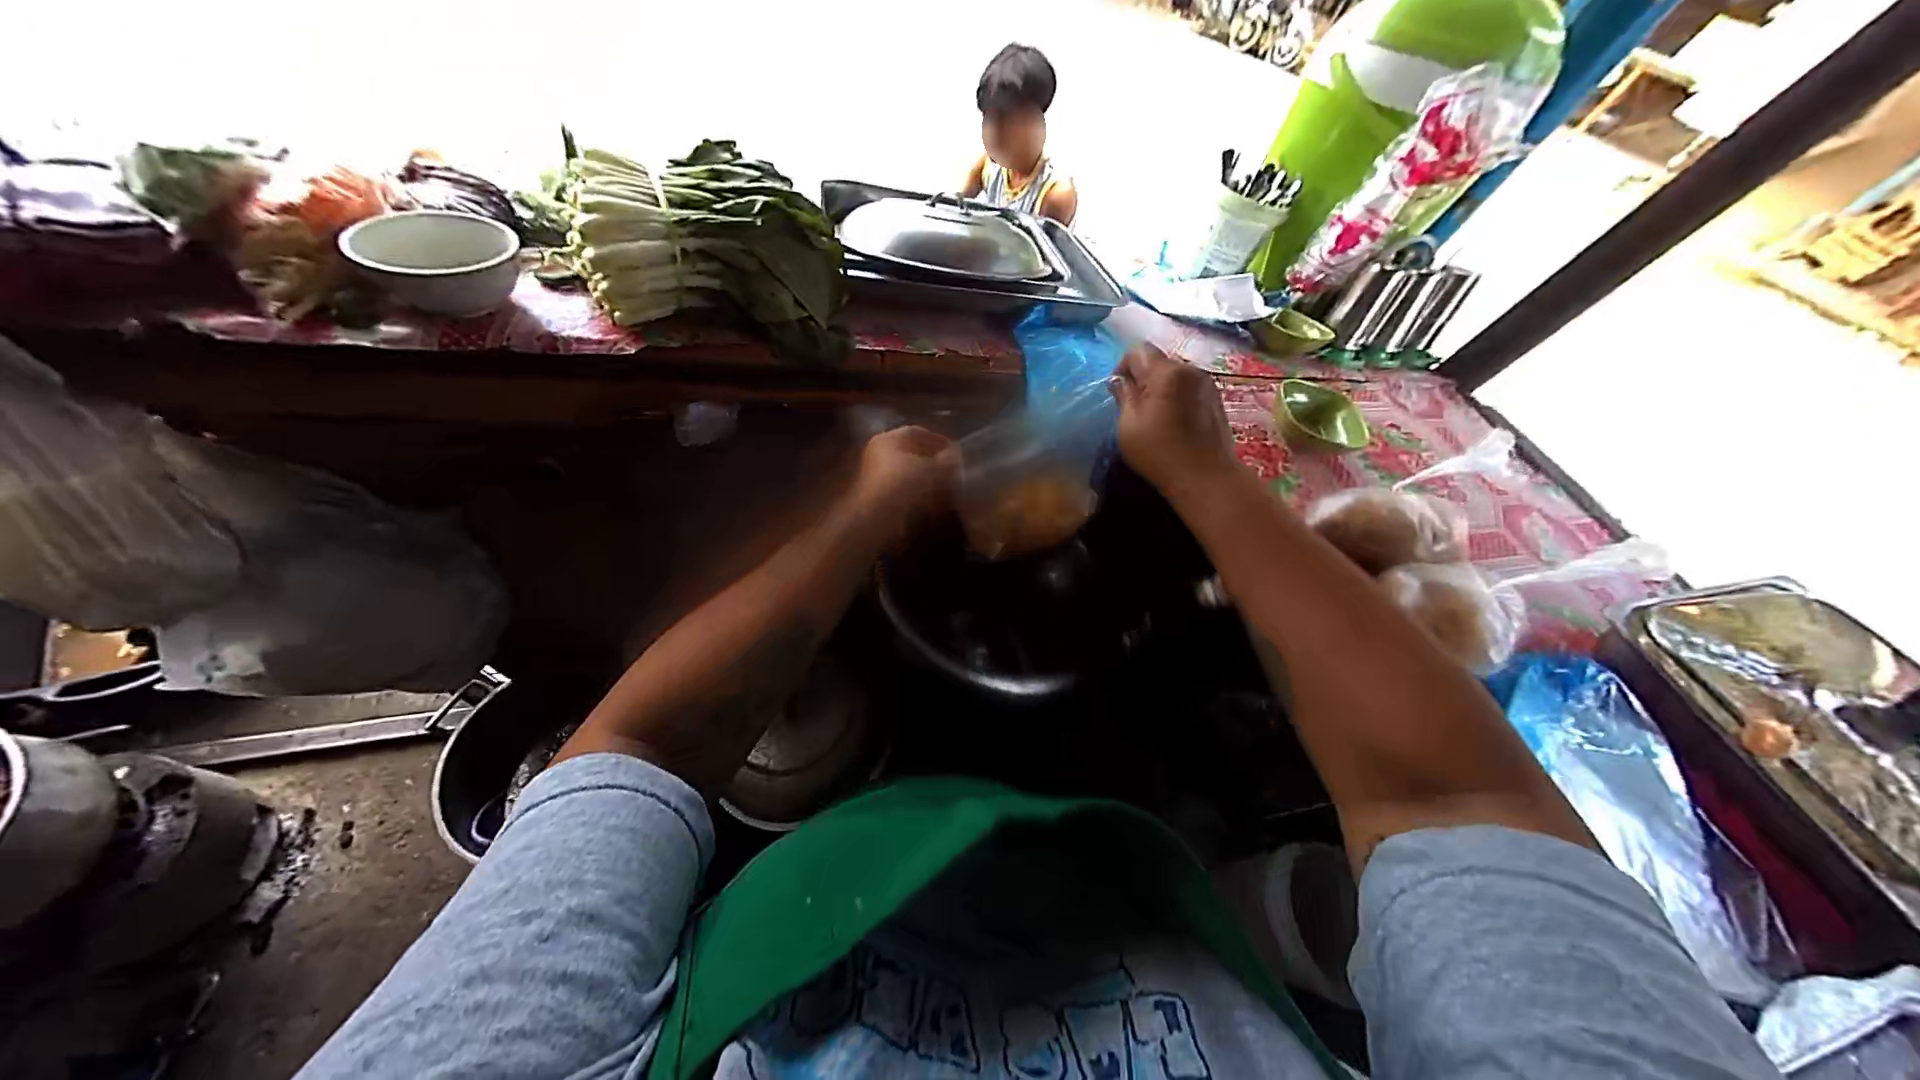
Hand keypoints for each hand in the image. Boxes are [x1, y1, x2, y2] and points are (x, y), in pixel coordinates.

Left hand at [849, 425, 956, 539]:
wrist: (879, 522)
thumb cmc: (907, 486)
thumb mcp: (936, 469)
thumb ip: (949, 460)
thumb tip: (956, 456)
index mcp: (888, 439)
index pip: (917, 432)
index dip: (939, 440)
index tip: (956, 451)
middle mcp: (877, 455)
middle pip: (910, 454)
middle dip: (932, 461)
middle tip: (953, 469)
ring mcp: (874, 479)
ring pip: (906, 475)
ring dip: (926, 480)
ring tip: (947, 488)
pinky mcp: (877, 501)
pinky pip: (902, 493)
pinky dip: (918, 496)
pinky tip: (933, 504)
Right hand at [1110, 344, 1237, 499]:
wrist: (1207, 477)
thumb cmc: (1161, 453)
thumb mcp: (1129, 426)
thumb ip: (1124, 396)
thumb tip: (1119, 380)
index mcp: (1166, 373)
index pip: (1138, 351)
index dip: (1123, 367)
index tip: (1118, 392)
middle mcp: (1190, 370)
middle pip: (1159, 361)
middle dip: (1143, 377)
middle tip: (1134, 407)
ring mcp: (1206, 383)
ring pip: (1174, 375)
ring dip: (1160, 388)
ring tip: (1154, 417)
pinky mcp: (1215, 398)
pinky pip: (1188, 387)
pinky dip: (1176, 397)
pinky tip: (1173, 422)